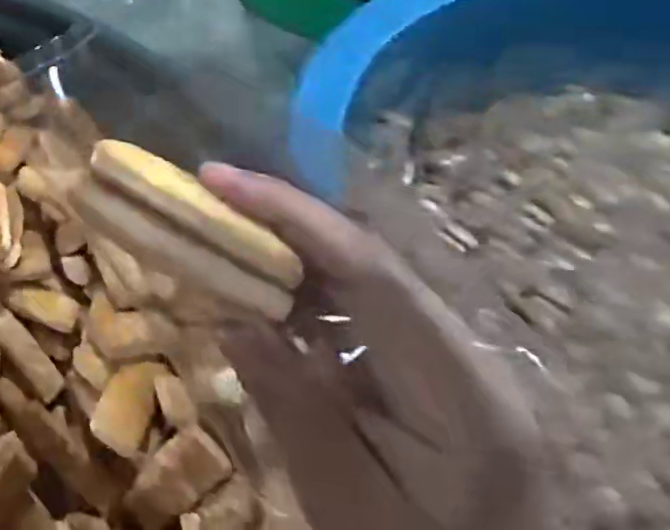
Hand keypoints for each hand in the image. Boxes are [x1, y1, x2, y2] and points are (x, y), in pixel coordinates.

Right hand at [197, 163, 546, 529]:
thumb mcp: (338, 492)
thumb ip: (286, 396)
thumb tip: (227, 309)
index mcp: (458, 386)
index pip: (367, 269)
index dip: (288, 212)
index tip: (215, 177)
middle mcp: (462, 352)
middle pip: (363, 257)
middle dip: (280, 216)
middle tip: (207, 188)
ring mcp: (447, 355)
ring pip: (357, 270)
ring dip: (285, 245)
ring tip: (219, 224)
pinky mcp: (424, 365)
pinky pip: (354, 301)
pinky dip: (298, 283)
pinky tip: (257, 284)